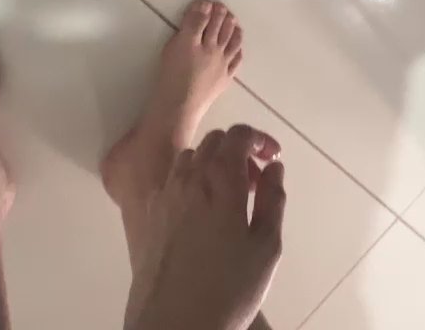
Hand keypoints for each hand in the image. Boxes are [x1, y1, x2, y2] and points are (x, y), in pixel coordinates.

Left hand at [127, 124, 285, 329]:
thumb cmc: (227, 290)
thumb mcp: (266, 248)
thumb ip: (273, 199)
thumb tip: (274, 167)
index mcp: (221, 179)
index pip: (239, 134)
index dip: (259, 139)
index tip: (272, 158)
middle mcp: (190, 177)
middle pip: (215, 141)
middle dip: (238, 152)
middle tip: (255, 184)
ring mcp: (166, 195)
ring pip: (191, 158)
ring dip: (212, 165)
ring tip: (228, 199)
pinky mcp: (150, 216)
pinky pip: (172, 181)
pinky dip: (190, 182)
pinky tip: (199, 216)